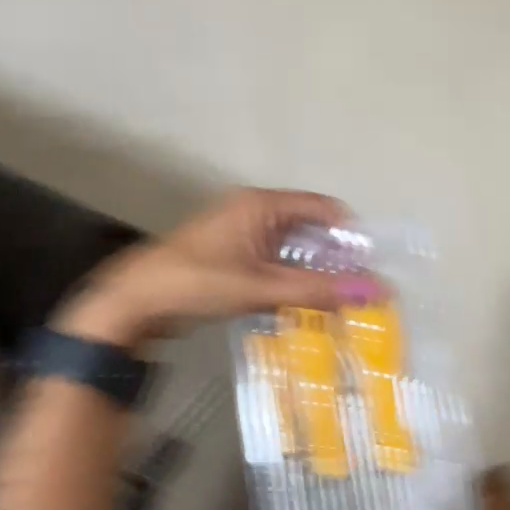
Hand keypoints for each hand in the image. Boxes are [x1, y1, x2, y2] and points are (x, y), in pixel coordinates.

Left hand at [51, 188, 381, 349]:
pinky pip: (275, 262)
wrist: (134, 303)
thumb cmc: (196, 283)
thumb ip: (318, 290)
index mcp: (261, 204)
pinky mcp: (233, 257)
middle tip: (361, 290)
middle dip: (336, 257)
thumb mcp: (261, 287)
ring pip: (293, 248)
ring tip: (341, 301)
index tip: (371, 268)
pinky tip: (306, 305)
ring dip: (314, 272)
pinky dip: (292, 280)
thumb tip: (376, 290)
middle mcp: (254, 210)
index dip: (351, 235)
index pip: (324, 207)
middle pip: (311, 228)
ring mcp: (242, 234)